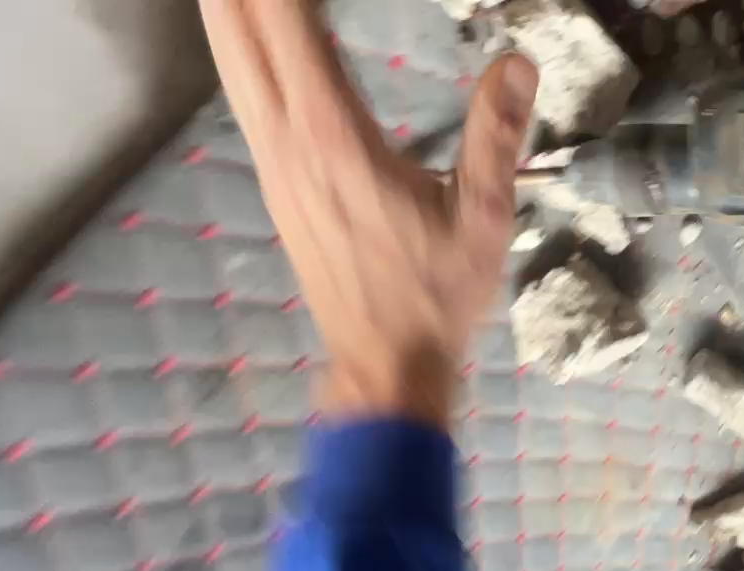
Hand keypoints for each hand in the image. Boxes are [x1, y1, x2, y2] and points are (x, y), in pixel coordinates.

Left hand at [199, 1, 537, 426]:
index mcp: (333, 135)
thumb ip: (496, 139)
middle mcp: (284, 136)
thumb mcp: (483, 222)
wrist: (385, 362)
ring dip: (230, 2)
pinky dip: (237, 41)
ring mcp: (269, 160)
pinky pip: (239, 88)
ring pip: (224, 51)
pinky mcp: (272, 183)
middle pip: (231, 18)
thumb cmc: (437, 297)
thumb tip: (520, 63)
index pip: (284, 14)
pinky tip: (252, 35)